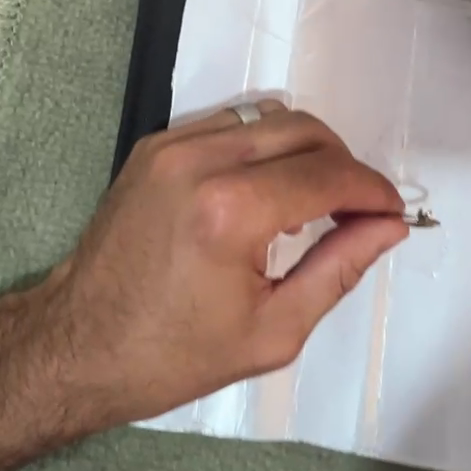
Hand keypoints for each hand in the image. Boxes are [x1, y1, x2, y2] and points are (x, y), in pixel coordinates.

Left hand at [36, 101, 408, 427]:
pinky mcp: (155, 144)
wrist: (80, 343)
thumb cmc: (174, 353)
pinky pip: (229, 124)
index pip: (327, 175)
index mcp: (230, 210)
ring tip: (309, 203)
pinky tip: (262, 190)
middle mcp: (200, 159)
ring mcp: (172, 144)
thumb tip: (388, 226)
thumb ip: (339, 268)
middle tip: (355, 209)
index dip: (371, 190)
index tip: (391, 211)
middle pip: (303, 129)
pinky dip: (262, 146)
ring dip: (303, 150)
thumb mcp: (273, 330)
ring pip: (267, 117)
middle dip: (343, 163)